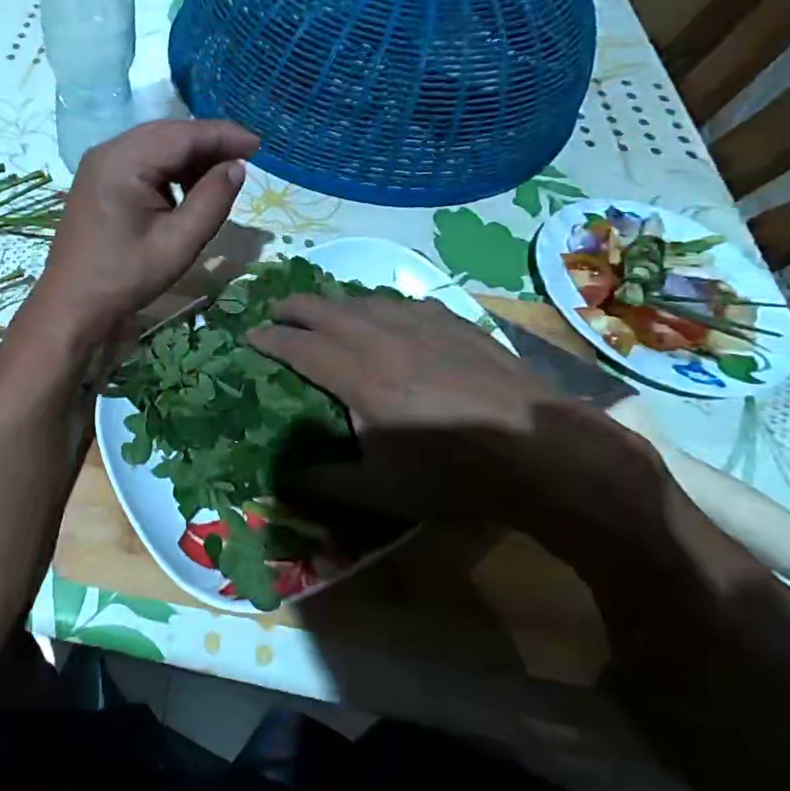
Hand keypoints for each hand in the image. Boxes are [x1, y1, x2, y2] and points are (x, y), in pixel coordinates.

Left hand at [28, 120, 258, 338]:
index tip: (259, 145)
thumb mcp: (178, 243)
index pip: (183, 134)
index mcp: (123, 162)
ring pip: (155, 145)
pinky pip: (140, 160)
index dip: (224, 136)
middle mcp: (107, 151)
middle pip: (168, 133)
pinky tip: (185, 191)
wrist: (72, 305)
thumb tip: (237, 165)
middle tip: (245, 161)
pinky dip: (168, 169)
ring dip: (189, 157)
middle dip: (209, 144)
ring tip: (218, 181)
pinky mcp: (97, 179)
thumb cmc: (124, 278)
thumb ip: (212, 200)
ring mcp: (98, 164)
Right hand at [249, 294, 664, 532]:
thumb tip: (287, 480)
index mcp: (355, 375)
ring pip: (361, 299)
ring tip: (323, 311)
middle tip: (276, 312)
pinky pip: (401, 301)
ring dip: (333, 302)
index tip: (251, 334)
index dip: (269, 338)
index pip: (298, 345)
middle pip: (323, 308)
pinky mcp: (452, 321)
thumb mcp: (380, 491)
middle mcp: (379, 337)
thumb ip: (327, 482)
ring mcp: (418, 324)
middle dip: (292, 307)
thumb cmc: (452, 472)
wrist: (538, 449)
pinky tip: (384, 315)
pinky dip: (378, 305)